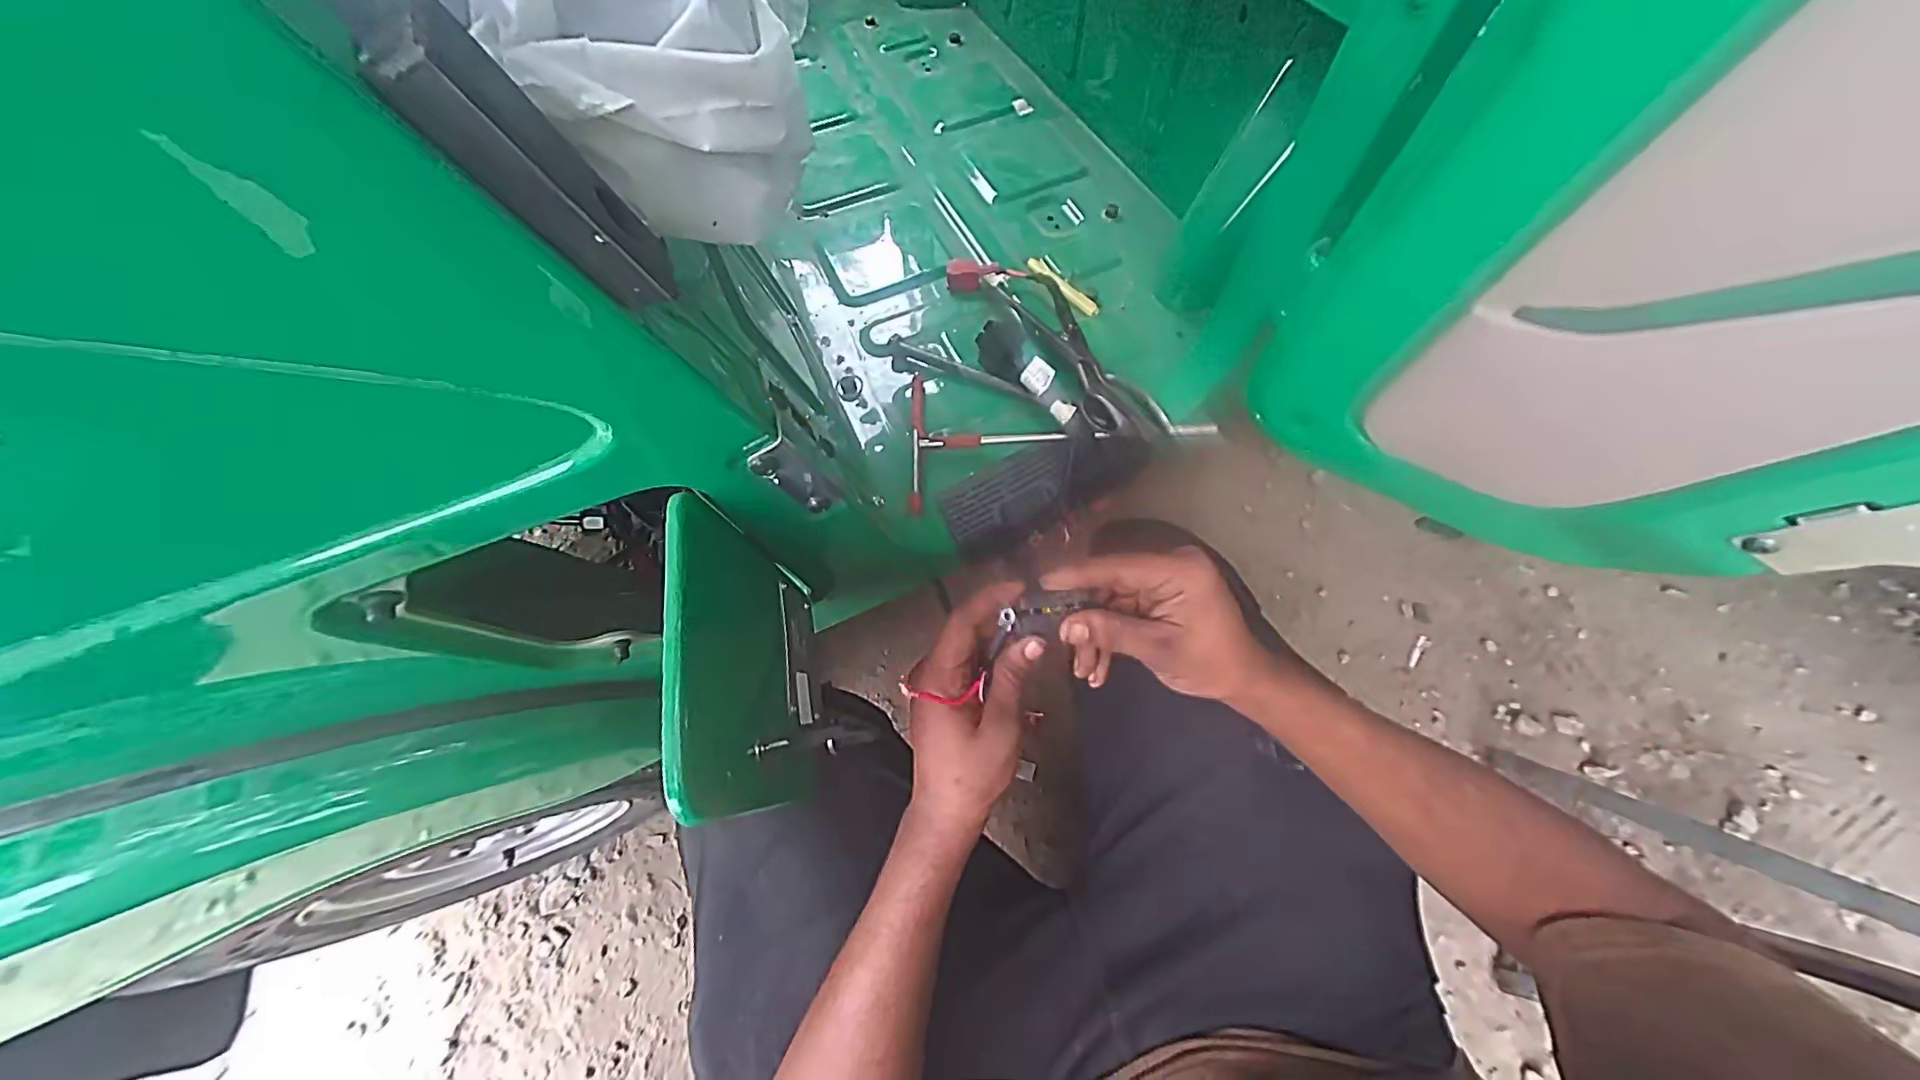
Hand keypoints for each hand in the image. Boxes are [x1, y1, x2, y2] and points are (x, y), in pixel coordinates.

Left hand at [901, 582, 1046, 833]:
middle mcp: (930, 674)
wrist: (945, 811)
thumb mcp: (1000, 726)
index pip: (960, 624)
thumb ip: (1013, 678)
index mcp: (937, 677)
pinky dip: (990, 656)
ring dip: (996, 635)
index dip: (988, 600)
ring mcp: (935, 684)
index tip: (1017, 587)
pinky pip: (967, 664)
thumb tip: (1032, 639)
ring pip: (967, 646)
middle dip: (997, 614)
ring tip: (1029, 626)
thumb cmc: (970, 775)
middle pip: (963, 631)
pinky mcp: (943, 695)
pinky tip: (1014, 656)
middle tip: (1032, 606)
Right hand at [1041, 548, 1314, 704]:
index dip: (1077, 575)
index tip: (1043, 582)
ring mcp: (1161, 581)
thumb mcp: (1159, 649)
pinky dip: (1107, 635)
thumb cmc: (1211, 663)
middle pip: (1109, 583)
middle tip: (1062, 642)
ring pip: (1109, 600)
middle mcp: (1167, 565)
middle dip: (1085, 617)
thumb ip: (1111, 632)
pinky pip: (1120, 610)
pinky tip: (1097, 667)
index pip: (1117, 566)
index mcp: (1178, 569)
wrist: (1243, 680)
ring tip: (1083, 670)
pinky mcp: (1155, 596)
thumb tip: (1067, 626)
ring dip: (1094, 634)